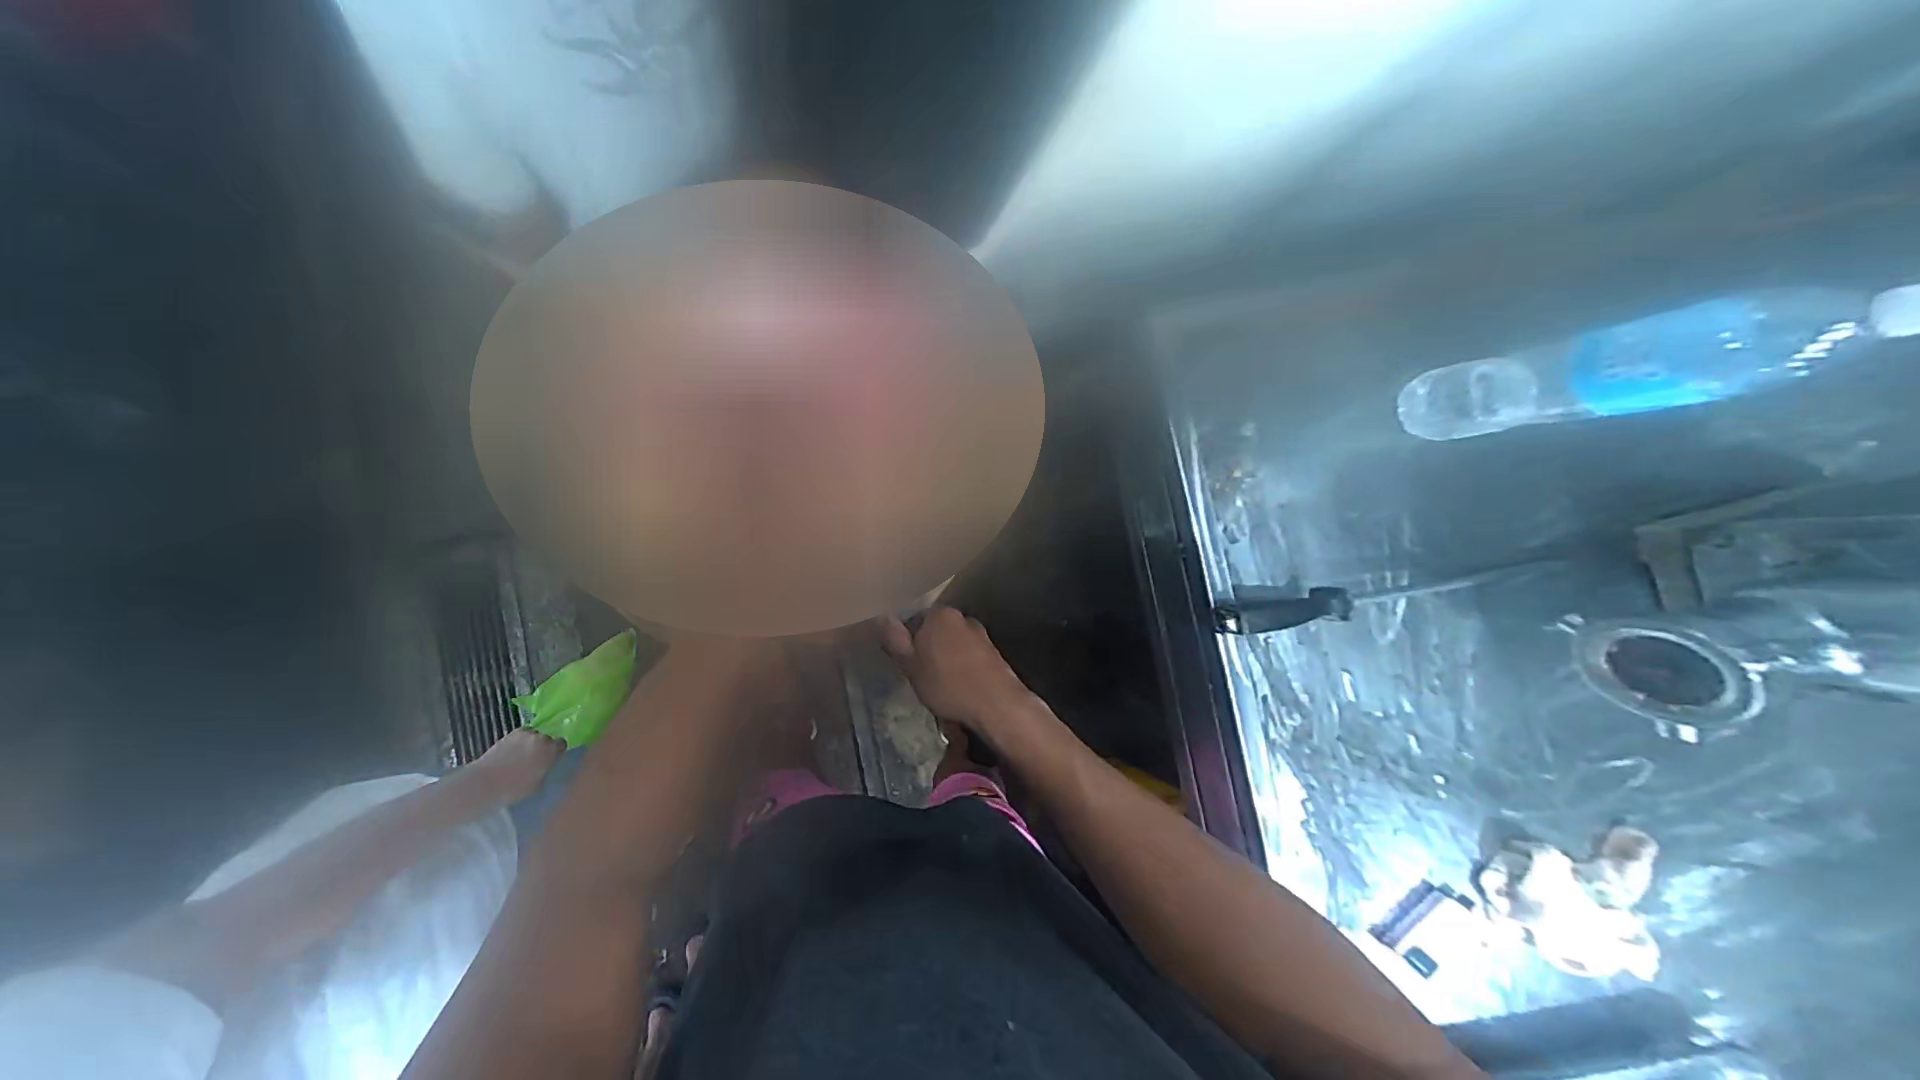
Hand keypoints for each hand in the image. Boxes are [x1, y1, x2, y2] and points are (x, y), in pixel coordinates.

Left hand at [462, 727, 566, 804]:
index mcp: (551, 750)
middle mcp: (541, 738)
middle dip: (542, 747)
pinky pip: (520, 735)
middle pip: (547, 739)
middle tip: (534, 759)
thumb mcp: (539, 783)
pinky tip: (511, 752)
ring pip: (533, 736)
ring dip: (530, 743)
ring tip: (521, 755)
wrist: (484, 783)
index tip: (549, 760)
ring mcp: (524, 734)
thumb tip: (545, 765)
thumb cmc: (514, 788)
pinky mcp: (509, 734)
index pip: (561, 744)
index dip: (556, 752)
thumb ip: (546, 769)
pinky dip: (519, 741)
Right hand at [880, 608, 1033, 732]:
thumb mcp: (910, 665)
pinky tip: (961, 688)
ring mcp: (981, 634)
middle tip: (922, 677)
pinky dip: (962, 669)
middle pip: (935, 632)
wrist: (997, 704)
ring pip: (953, 645)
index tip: (906, 664)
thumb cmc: (947, 684)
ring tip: (943, 687)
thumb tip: (882, 617)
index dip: (906, 643)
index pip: (913, 620)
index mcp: (940, 614)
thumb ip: (894, 639)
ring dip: (946, 661)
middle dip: (927, 650)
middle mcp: (962, 618)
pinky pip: (968, 657)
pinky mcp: (994, 653)